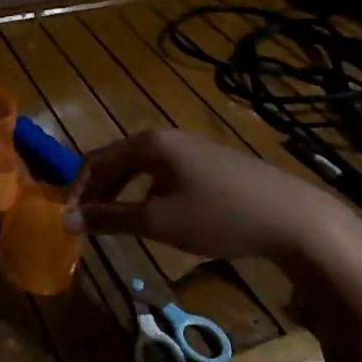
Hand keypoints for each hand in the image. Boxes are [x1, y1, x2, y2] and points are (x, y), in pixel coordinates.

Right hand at [66, 129, 361, 265]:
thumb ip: (107, 218)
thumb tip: (66, 219)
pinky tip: (152, 216)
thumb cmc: (217, 216)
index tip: (67, 219)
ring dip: (120, 193)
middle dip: (97, 191)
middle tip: (86, 222)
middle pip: (116, 161)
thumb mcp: (155, 221)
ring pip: (140, 169)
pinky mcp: (212, 164)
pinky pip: (164, 174)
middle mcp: (168, 138)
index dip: (76, 190)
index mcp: (149, 144)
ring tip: (113, 222)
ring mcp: (193, 149)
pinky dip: (145, 193)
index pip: (95, 161)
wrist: (296, 221)